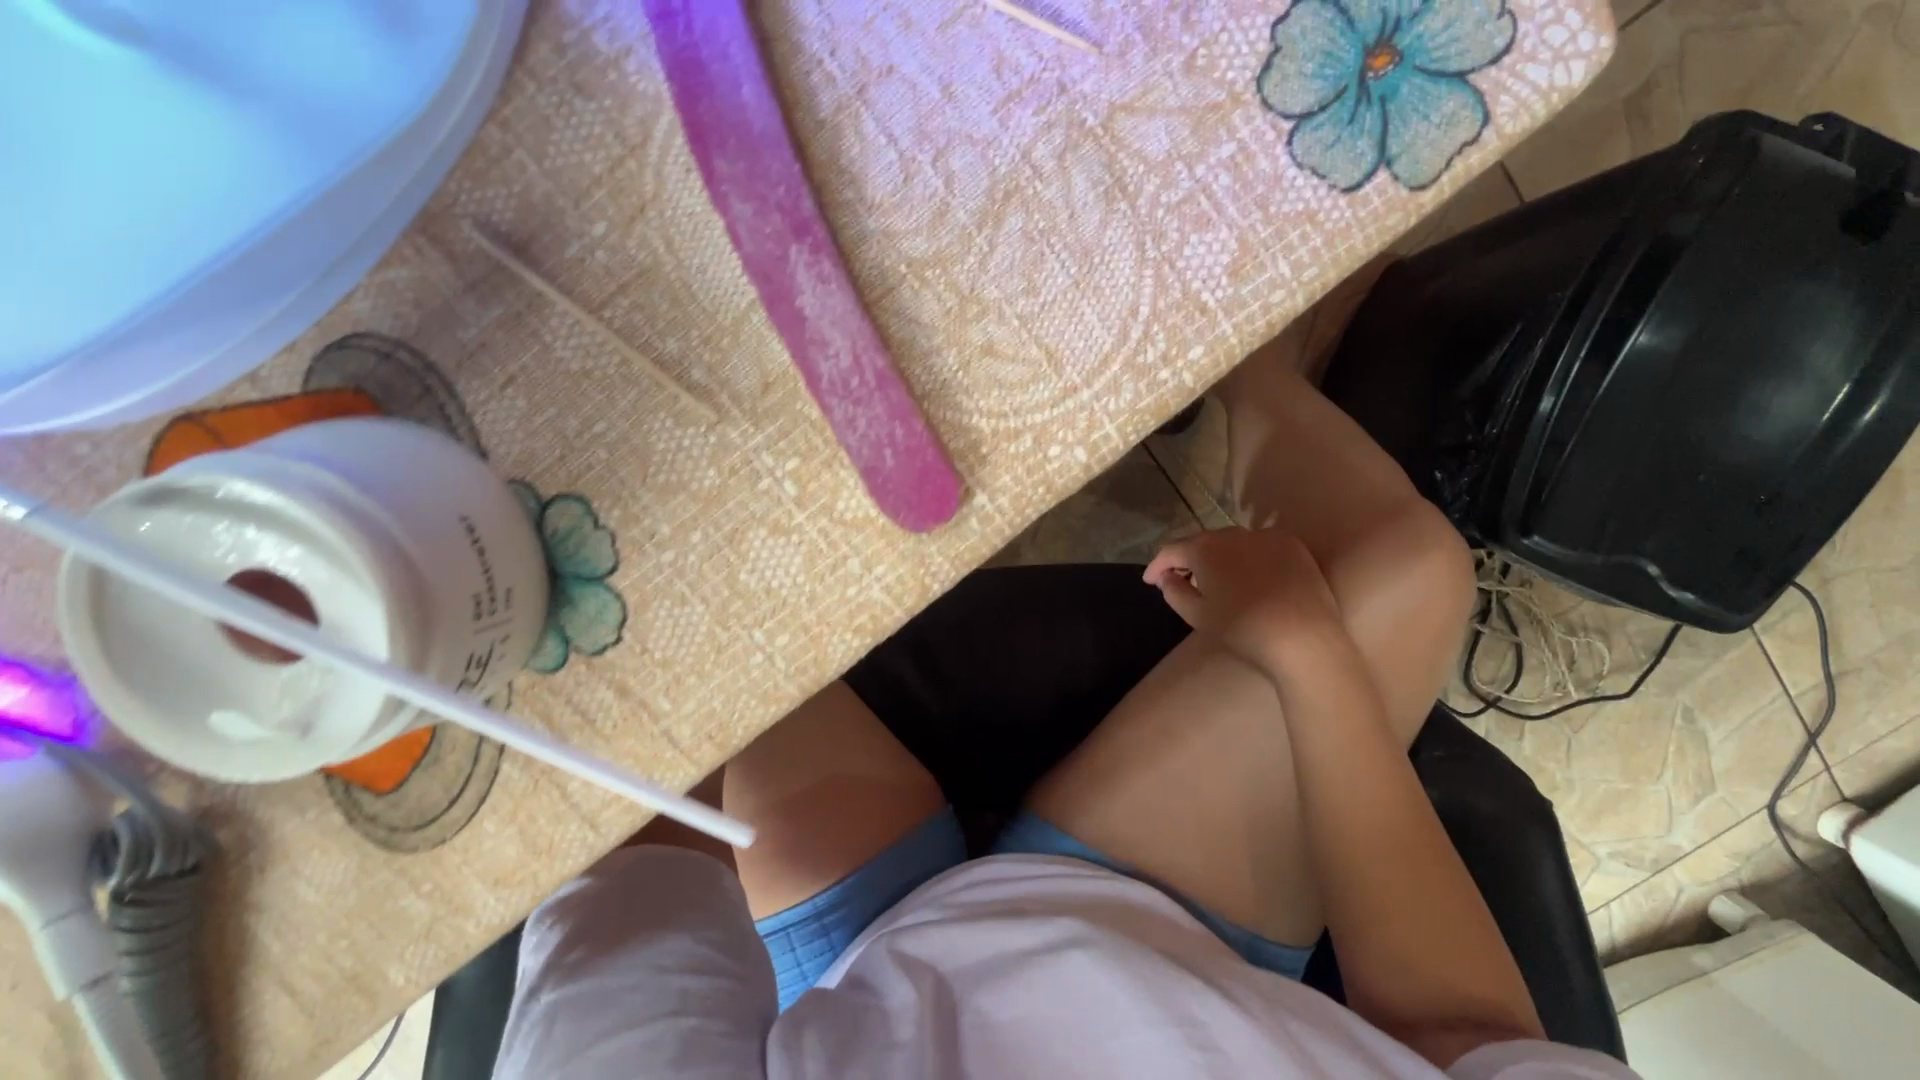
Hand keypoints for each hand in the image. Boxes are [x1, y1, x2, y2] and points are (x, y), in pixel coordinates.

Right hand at [1143, 528, 1342, 669]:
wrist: (1304, 638)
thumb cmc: (1243, 629)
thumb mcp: (1198, 616)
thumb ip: (1174, 591)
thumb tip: (1166, 577)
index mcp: (1205, 549)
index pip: (1172, 550)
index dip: (1157, 565)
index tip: (1150, 581)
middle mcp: (1233, 533)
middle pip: (1203, 542)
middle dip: (1189, 559)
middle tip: (1182, 580)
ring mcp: (1266, 536)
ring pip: (1233, 543)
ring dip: (1220, 557)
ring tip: (1217, 580)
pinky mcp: (1293, 545)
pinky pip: (1261, 547)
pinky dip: (1249, 558)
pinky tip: (1251, 579)